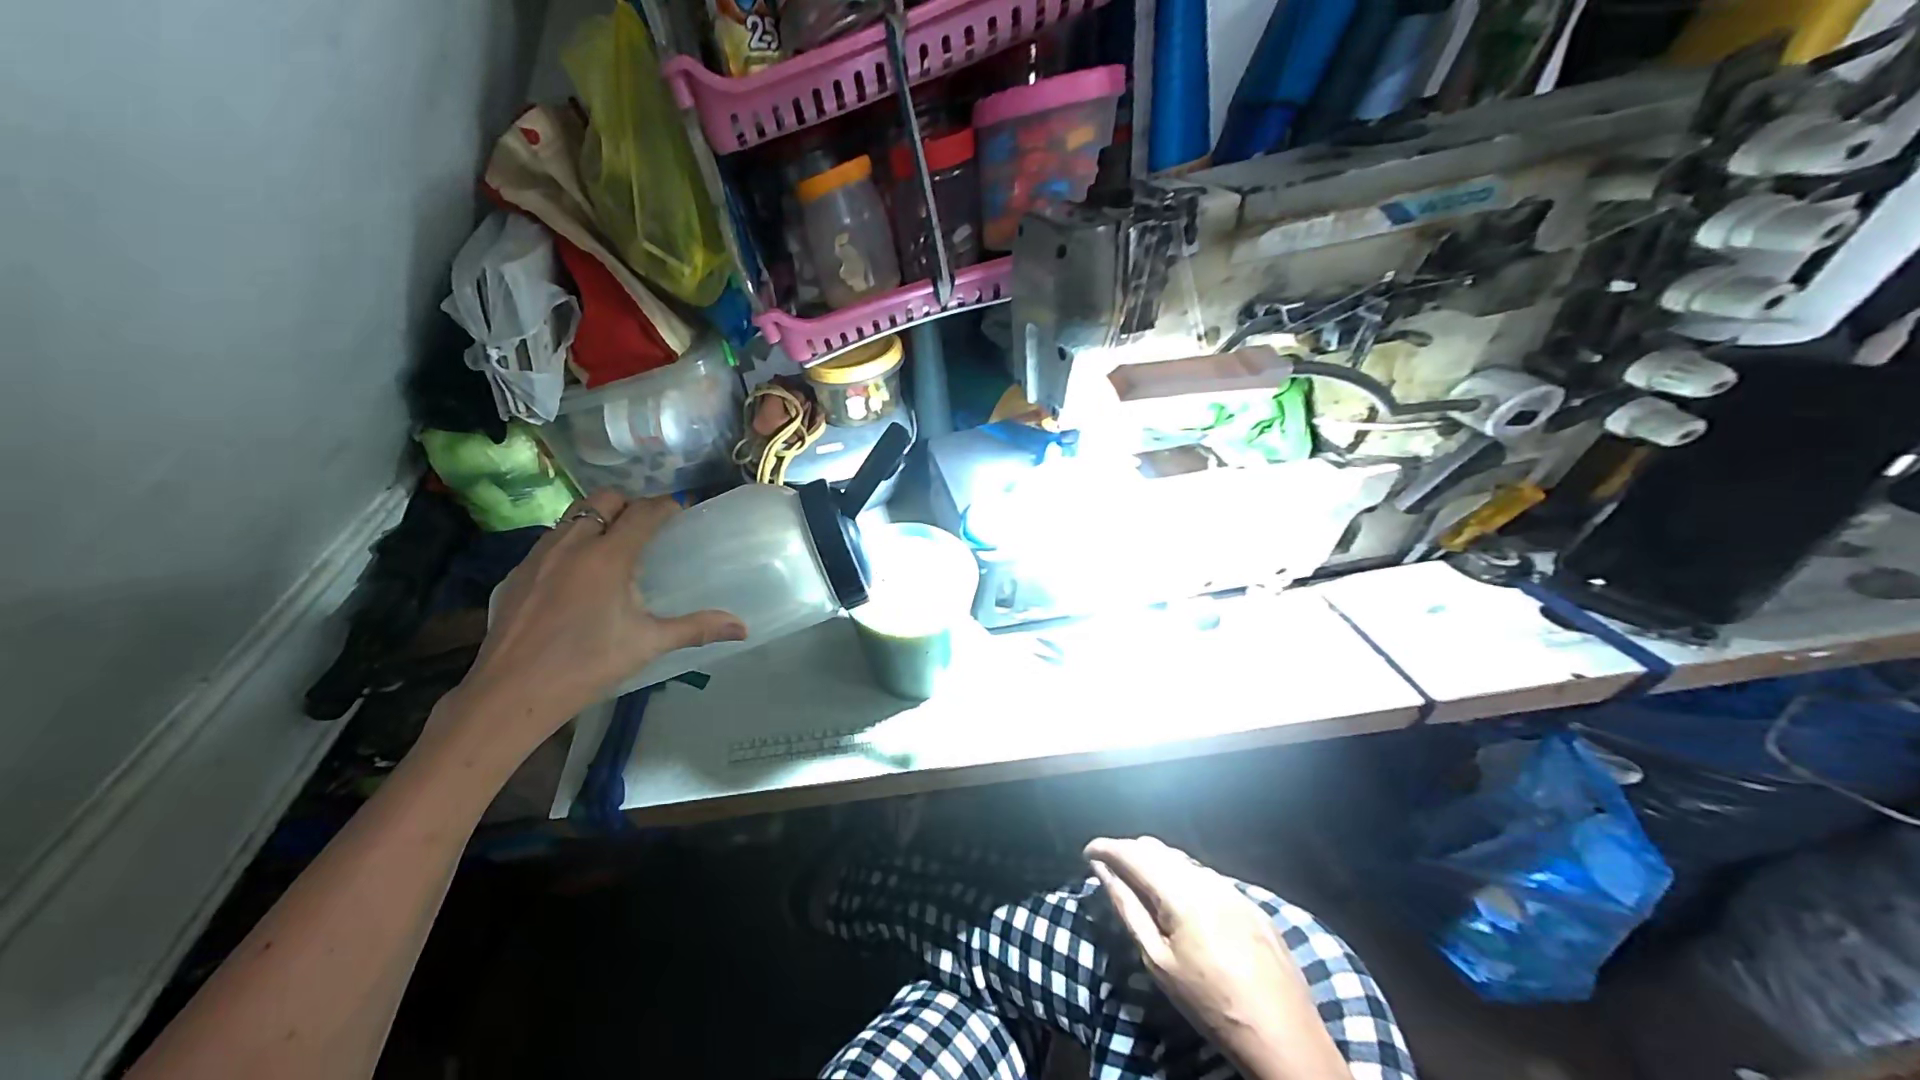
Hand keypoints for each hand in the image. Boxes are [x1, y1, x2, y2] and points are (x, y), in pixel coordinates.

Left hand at [443, 492, 746, 763]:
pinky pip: (550, 540)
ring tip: (614, 546)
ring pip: (572, 516)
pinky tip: (578, 574)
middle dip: (630, 504)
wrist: (511, 693)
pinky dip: (571, 542)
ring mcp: (538, 556)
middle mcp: (572, 544)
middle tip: (647, 527)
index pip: (643, 512)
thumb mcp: (647, 644)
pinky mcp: (516, 573)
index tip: (680, 513)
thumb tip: (743, 628)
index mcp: (608, 556)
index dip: (666, 507)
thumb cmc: (587, 665)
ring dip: (598, 519)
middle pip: (604, 500)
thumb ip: (696, 629)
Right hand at [1085, 837, 1349, 1079]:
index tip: (1087, 852)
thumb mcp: (1158, 962)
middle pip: (1158, 849)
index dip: (1106, 848)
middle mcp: (1208, 880)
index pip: (1134, 853)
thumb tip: (1103, 871)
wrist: (1283, 1036)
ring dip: (1155, 862)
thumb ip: (1128, 908)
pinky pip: (1206, 876)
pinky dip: (1182, 876)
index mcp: (1182, 894)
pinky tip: (1178, 899)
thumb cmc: (1211, 1004)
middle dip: (1128, 852)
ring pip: (1183, 860)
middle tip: (1108, 868)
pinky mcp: (1251, 903)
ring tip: (1138, 880)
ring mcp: (1233, 890)